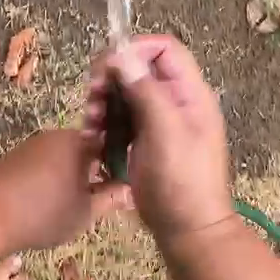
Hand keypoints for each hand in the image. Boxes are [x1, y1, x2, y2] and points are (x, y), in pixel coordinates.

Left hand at [0, 130, 131, 251]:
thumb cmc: (45, 212)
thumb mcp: (85, 211)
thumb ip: (110, 197)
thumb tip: (130, 189)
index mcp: (79, 143)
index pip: (109, 144)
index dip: (118, 164)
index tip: (122, 186)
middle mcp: (57, 135)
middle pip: (86, 148)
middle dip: (95, 170)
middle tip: (100, 199)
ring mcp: (36, 142)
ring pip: (65, 155)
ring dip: (74, 174)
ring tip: (76, 203)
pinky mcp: (19, 153)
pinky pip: (47, 160)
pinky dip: (54, 175)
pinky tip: (52, 198)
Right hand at [84, 36, 233, 245]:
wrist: (186, 231)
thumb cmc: (182, 181)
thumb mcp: (166, 133)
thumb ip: (147, 91)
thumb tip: (122, 54)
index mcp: (189, 94)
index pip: (165, 49)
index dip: (136, 48)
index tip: (109, 64)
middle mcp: (173, 101)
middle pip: (137, 68)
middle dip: (111, 77)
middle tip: (92, 94)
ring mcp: (156, 120)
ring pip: (123, 92)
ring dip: (101, 101)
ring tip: (89, 122)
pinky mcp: (141, 138)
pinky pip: (117, 116)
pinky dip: (101, 122)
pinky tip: (91, 137)